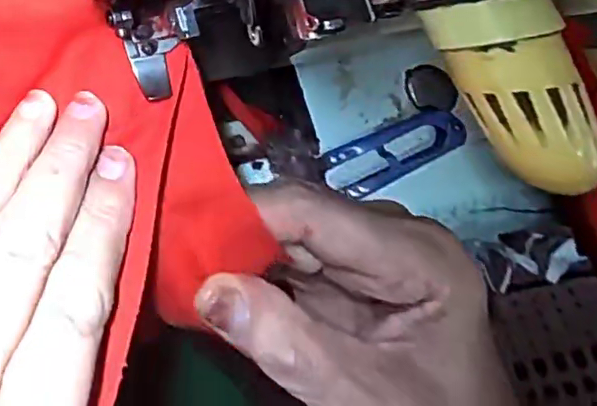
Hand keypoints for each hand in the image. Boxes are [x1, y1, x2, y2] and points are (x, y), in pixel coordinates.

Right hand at [195, 182, 514, 405]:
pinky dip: (252, 271)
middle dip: (236, 236)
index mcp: (416, 253)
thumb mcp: (367, 399)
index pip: (311, 210)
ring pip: (284, 232)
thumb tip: (209, 291)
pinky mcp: (347, 270)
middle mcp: (391, 234)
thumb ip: (292, 347)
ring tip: (190, 265)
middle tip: (180, 255)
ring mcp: (368, 250)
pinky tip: (220, 280)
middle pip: (294, 215)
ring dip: (238, 252)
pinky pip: (287, 256)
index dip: (244, 216)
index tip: (186, 235)